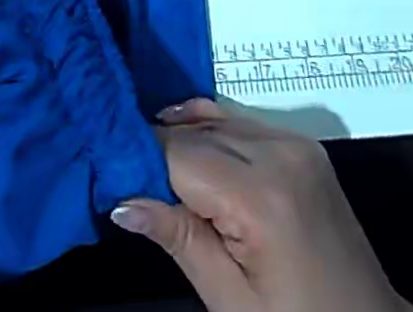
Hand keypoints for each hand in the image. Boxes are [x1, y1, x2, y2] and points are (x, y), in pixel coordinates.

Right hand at [111, 99, 412, 311]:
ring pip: (214, 119)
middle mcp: (279, 152)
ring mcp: (294, 141)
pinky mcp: (301, 141)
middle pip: (195, 133)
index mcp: (261, 196)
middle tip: (125, 173)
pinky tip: (187, 141)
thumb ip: (177, 237)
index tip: (112, 171)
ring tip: (151, 164)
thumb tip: (120, 202)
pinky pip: (239, 121)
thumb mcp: (230, 299)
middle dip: (157, 149)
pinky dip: (210, 128)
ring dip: (181, 138)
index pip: (178, 153)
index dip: (141, 160)